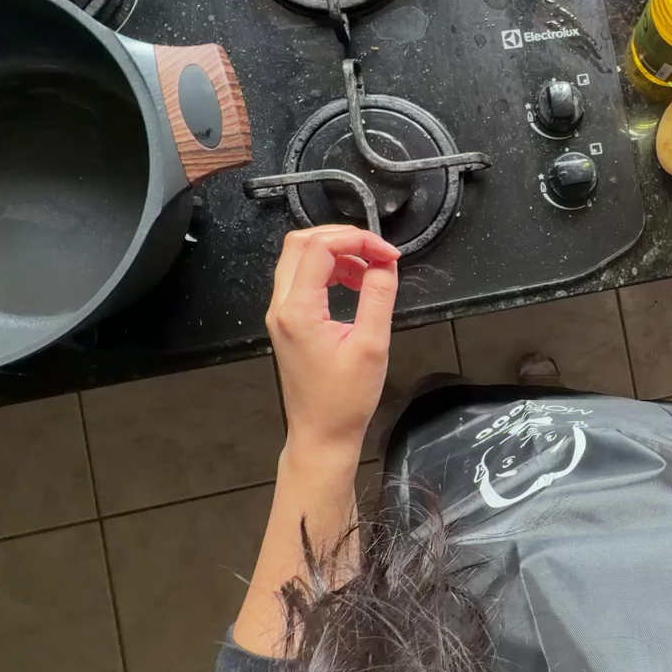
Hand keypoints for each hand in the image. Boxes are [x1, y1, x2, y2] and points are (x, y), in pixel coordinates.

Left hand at [265, 225, 400, 462]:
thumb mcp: (372, 344)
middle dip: (343, 238)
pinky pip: (303, 278)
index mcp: (299, 310)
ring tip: (371, 269)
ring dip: (337, 253)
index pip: (319, 247)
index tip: (389, 256)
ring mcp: (281, 313)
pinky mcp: (288, 321)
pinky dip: (330, 270)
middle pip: (301, 243)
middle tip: (377, 252)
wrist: (322, 433)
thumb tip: (386, 264)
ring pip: (299, 258)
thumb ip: (379, 296)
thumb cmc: (346, 398)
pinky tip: (356, 283)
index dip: (358, 240)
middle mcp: (282, 306)